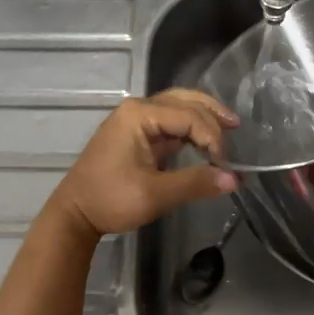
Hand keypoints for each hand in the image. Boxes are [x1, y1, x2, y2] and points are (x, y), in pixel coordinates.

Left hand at [46, 89, 239, 237]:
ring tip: (229, 129)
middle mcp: (137, 108)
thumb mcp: (155, 195)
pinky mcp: (137, 133)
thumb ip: (195, 183)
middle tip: (237, 129)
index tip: (224, 162)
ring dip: (203, 117)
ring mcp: (135, 119)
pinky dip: (190, 129)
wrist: (76, 213)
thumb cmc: (111, 200)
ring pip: (177, 107)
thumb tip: (234, 179)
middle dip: (211, 114)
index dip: (212, 136)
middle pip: (184, 100)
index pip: (188, 115)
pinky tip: (205, 141)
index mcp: (138, 115)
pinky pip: (169, 122)